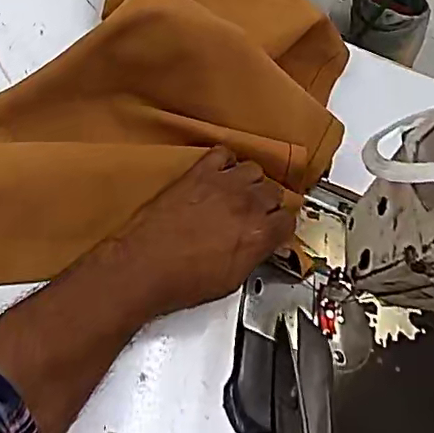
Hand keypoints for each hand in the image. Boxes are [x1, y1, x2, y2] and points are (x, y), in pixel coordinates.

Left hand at [95, 146, 296, 318]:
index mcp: (259, 234)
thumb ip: (254, 254)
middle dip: (269, 203)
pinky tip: (221, 172)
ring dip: (250, 180)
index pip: (288, 220)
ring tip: (240, 191)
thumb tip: (259, 245)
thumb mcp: (232, 279)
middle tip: (258, 212)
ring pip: (253, 168)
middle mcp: (245, 204)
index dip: (281, 226)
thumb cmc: (182, 279)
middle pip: (274, 191)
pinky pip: (223, 153)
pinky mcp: (199, 172)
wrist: (145, 266)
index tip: (275, 228)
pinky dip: (226, 161)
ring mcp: (222, 183)